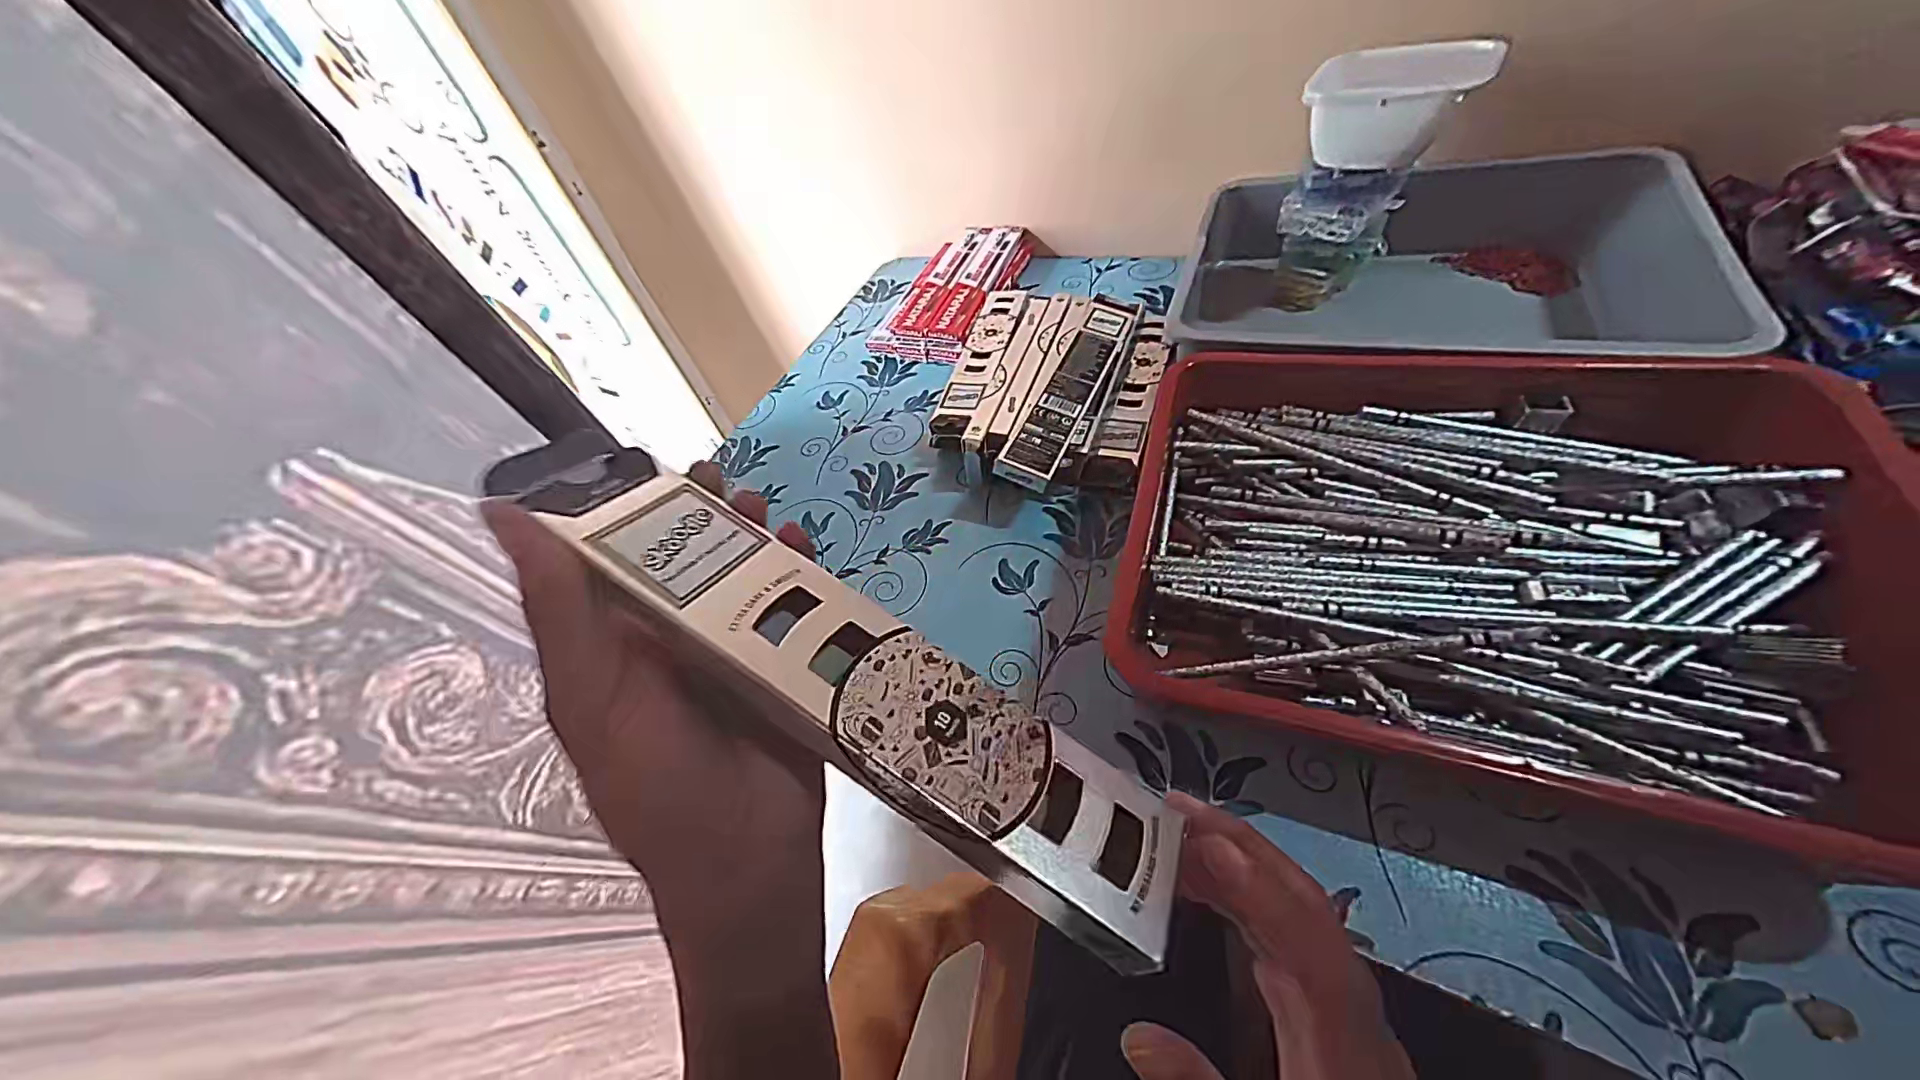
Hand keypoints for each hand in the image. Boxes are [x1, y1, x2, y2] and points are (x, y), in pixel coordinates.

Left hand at [485, 461, 838, 1079]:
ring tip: (766, 513)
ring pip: (747, 579)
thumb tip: (502, 515)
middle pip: (693, 563)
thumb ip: (560, 612)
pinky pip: (795, 610)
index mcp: (622, 646)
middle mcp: (679, 643)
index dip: (637, 512)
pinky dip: (802, 577)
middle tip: (726, 483)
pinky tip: (805, 554)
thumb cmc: (658, 788)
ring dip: (756, 541)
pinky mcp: (789, 667)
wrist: (750, 862)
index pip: (622, 562)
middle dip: (708, 519)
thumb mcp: (594, 700)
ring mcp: (739, 653)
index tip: (660, 471)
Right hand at [1121, 793, 1413, 1079]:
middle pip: (1306, 905)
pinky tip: (1207, 885)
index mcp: (1346, 1045)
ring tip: (1182, 835)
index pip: (1308, 949)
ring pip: (1297, 908)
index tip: (1209, 846)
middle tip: (1180, 810)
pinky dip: (1244, 894)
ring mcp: (1343, 1001)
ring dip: (1239, 862)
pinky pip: (1287, 928)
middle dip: (1243, 846)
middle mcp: (1352, 1010)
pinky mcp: (1328, 1002)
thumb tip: (1140, 1036)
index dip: (1259, 891)